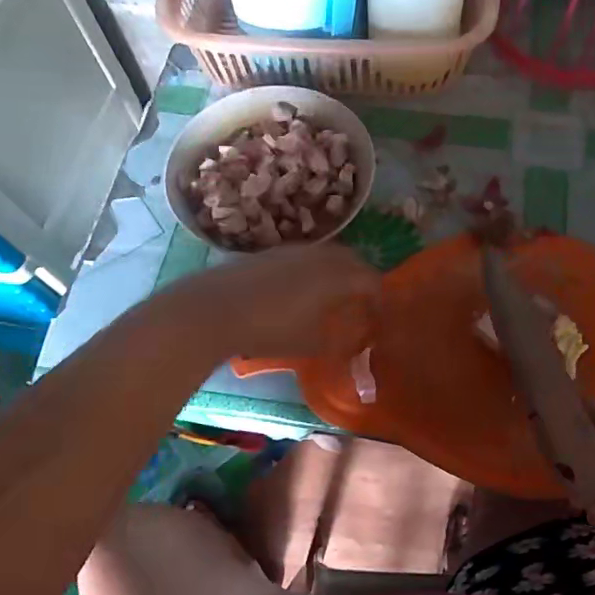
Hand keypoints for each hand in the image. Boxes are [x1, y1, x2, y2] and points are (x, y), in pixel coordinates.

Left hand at [161, 244, 380, 361]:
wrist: (214, 308)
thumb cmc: (270, 329)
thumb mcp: (310, 344)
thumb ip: (338, 341)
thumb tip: (352, 341)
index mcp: (336, 275)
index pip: (371, 280)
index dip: (380, 298)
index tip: (380, 316)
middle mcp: (318, 255)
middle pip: (351, 260)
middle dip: (361, 279)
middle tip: (361, 302)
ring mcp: (290, 250)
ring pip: (325, 256)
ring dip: (336, 272)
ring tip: (332, 298)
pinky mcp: (267, 254)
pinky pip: (303, 258)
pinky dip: (312, 271)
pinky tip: (300, 292)